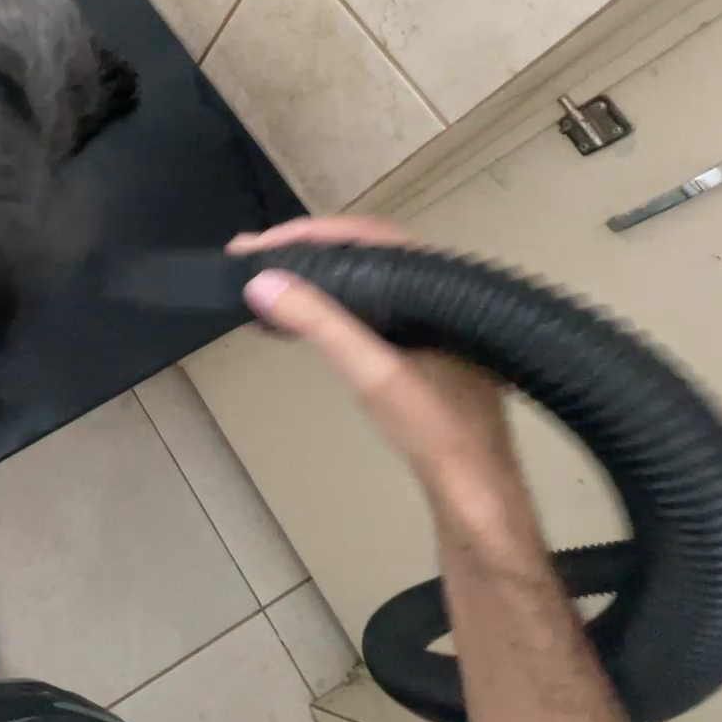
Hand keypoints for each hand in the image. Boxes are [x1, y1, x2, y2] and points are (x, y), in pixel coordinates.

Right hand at [227, 217, 512, 485]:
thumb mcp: (372, 373)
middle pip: (359, 252)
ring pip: (357, 279)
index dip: (307, 234)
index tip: (257, 246)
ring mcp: (426, 317)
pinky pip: (359, 305)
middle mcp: (435, 291)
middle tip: (249, 257)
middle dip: (300, 251)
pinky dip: (321, 305)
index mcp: (436, 284)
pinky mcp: (415, 341)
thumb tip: (261, 283)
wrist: (472, 487)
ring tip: (259, 279)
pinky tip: (291, 316)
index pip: (366, 235)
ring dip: (307, 278)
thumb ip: (320, 324)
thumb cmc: (433, 428)